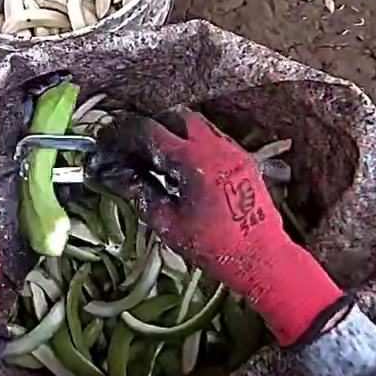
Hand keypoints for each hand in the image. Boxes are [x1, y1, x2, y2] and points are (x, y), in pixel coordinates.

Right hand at [91, 108, 347, 345]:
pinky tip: (184, 166)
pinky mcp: (243, 160)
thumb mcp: (167, 222)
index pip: (150, 131)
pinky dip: (193, 142)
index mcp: (193, 161)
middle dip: (152, 125)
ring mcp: (233, 151)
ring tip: (159, 154)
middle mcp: (215, 147)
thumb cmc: (213, 245)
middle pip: (177, 116)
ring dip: (175, 131)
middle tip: (135, 144)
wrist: (264, 258)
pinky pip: (213, 138)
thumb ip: (141, 193)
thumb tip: (118, 175)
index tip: (110, 139)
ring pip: (198, 124)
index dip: (125, 132)